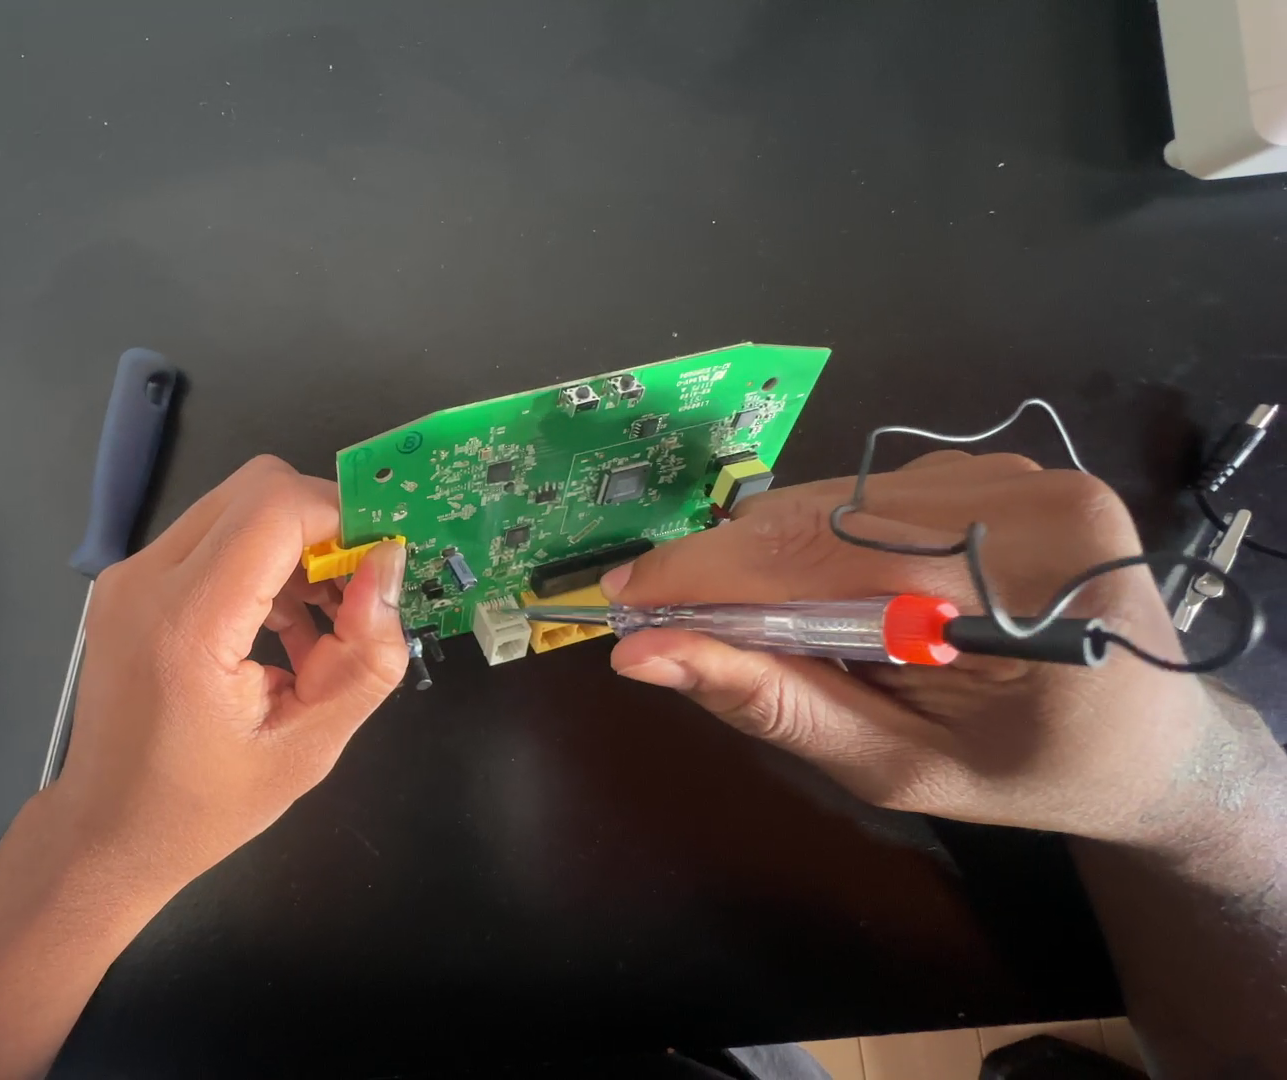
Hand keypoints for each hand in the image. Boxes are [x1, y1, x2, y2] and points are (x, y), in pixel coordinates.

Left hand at [40, 455, 408, 885]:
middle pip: (256, 487)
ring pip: (235, 503)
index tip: (381, 558)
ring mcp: (129, 574)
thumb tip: (388, 568)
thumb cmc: (204, 806)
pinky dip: (260, 556)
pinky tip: (281, 621)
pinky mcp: (129, 580)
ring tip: (323, 615)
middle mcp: (146, 579)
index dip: (343, 515)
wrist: (106, 830)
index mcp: (186, 624)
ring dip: (294, 540)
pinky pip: (211, 534)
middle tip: (357, 587)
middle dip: (323, 523)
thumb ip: (366, 657)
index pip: (275, 508)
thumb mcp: (308, 748)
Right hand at [601, 450, 1265, 848]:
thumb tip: (641, 655)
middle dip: (720, 569)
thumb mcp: (892, 763)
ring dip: (756, 559)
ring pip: (814, 502)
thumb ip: (770, 702)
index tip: (621, 599)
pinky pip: (841, 498)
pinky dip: (796, 544)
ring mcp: (1004, 474)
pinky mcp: (977, 473)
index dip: (708, 575)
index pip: (824, 557)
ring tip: (745, 619)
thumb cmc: (1026, 769)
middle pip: (809, 519)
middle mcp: (1023, 498)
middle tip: (659, 617)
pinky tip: (809, 593)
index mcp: (1032, 578)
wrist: (1146, 739)